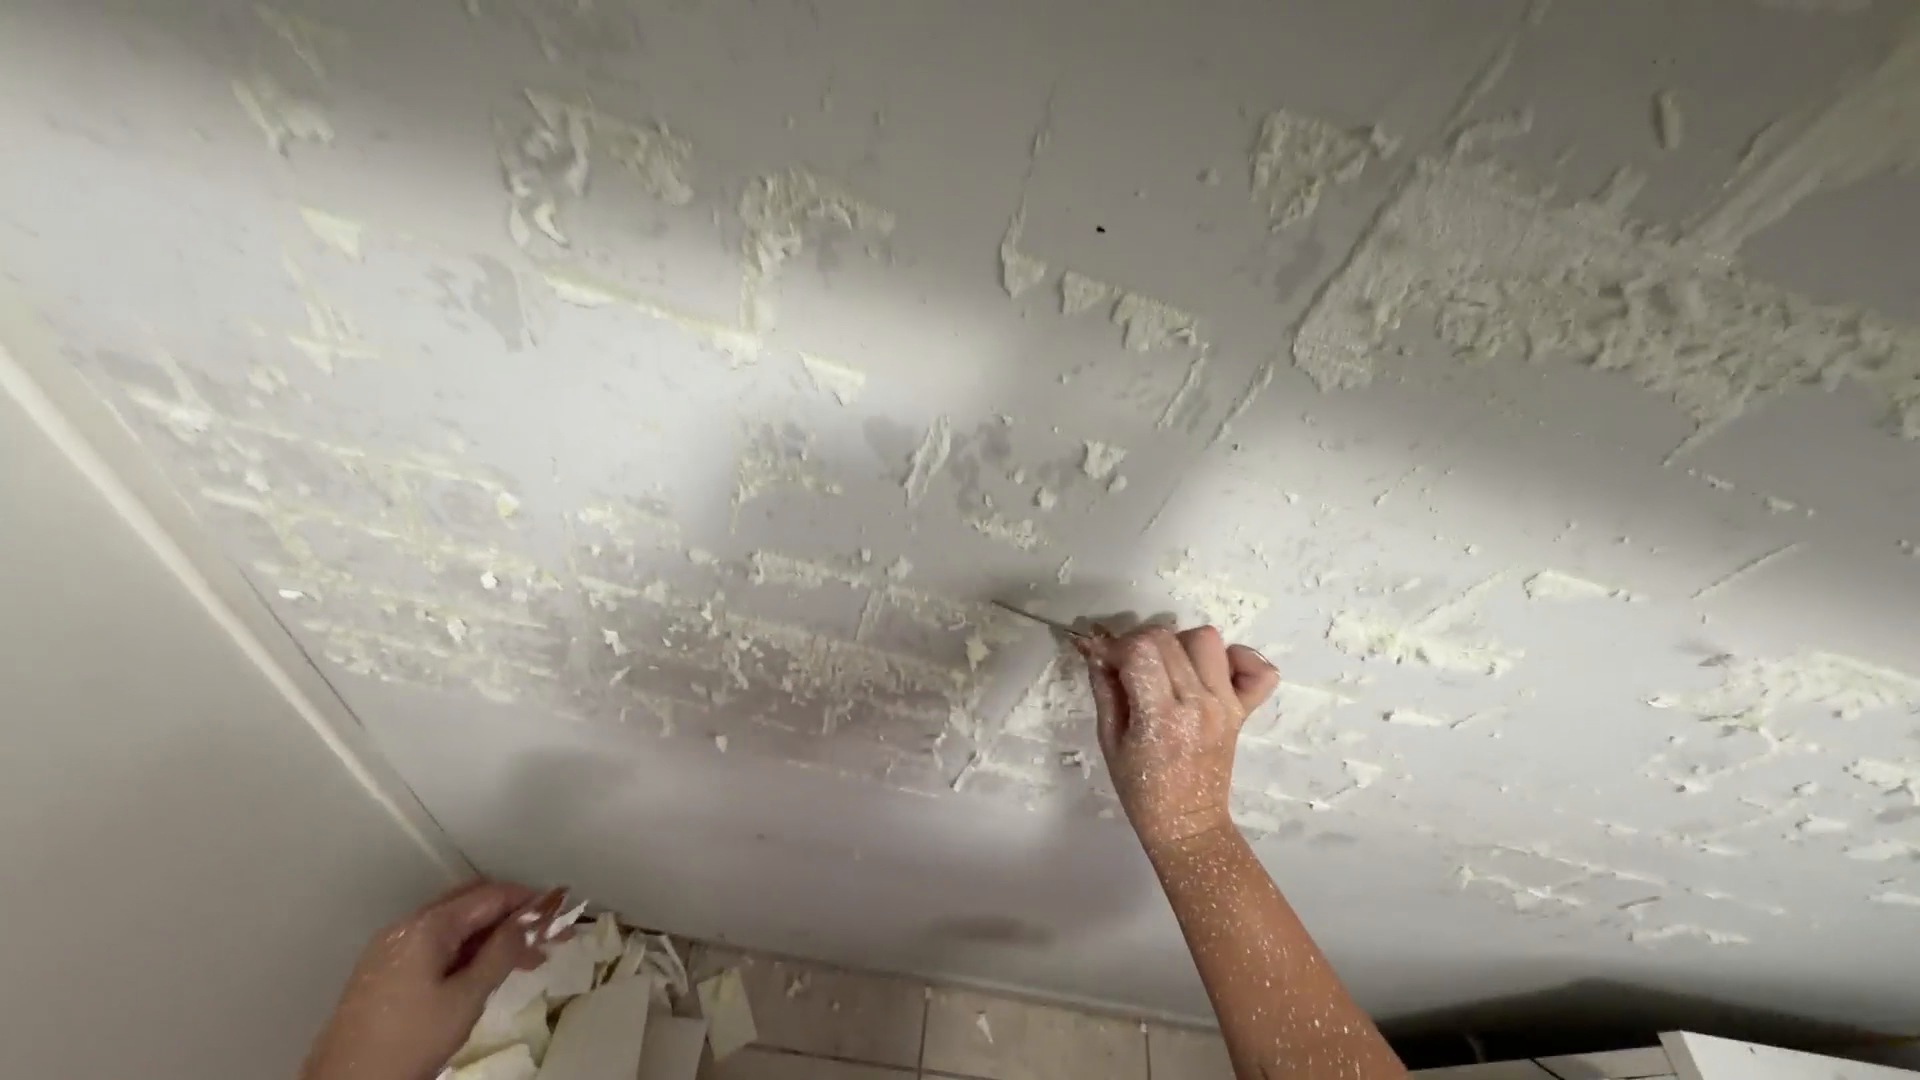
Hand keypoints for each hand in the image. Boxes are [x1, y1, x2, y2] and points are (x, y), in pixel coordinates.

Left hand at [301, 880, 551, 1079]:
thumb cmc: (410, 1042)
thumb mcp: (467, 996)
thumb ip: (504, 950)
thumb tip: (536, 915)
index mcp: (427, 926)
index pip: (491, 896)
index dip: (531, 900)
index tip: (563, 912)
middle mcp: (407, 927)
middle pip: (473, 903)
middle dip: (513, 915)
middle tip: (547, 936)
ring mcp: (392, 948)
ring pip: (456, 926)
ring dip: (492, 935)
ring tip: (526, 960)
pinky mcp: (384, 971)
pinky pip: (437, 945)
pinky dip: (467, 950)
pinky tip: (486, 971)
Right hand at [1077, 624, 1278, 850]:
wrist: (1187, 823)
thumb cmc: (1140, 788)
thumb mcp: (1109, 739)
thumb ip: (1104, 688)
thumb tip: (1096, 648)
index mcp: (1160, 716)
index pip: (1140, 649)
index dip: (1116, 647)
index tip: (1107, 662)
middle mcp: (1198, 703)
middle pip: (1169, 638)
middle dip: (1140, 642)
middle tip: (1130, 667)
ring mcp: (1226, 704)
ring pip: (1207, 640)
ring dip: (1181, 645)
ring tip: (1168, 669)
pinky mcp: (1244, 709)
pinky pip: (1259, 669)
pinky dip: (1238, 660)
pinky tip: (1213, 673)